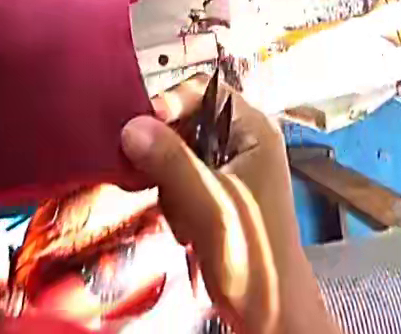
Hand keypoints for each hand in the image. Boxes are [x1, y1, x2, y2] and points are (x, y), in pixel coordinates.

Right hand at [119, 76, 338, 333]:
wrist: (269, 315)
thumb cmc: (250, 252)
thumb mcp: (209, 205)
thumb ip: (171, 162)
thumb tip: (131, 125)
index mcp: (253, 128)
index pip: (205, 90)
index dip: (172, 102)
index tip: (140, 128)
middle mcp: (243, 138)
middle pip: (188, 120)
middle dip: (169, 154)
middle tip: (156, 181)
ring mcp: (231, 166)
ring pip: (179, 152)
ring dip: (171, 184)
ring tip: (184, 218)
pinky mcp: (217, 192)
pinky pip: (181, 178)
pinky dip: (176, 200)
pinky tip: (186, 229)